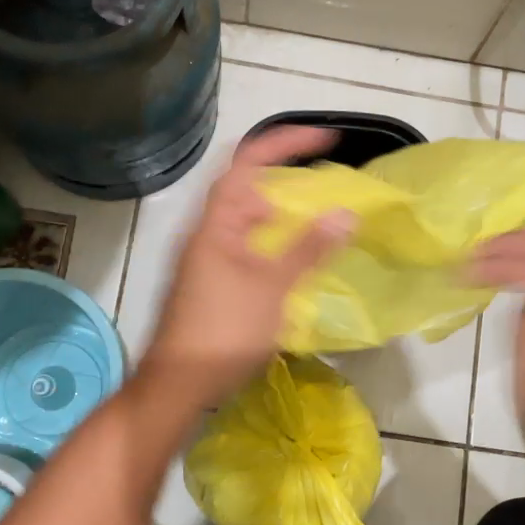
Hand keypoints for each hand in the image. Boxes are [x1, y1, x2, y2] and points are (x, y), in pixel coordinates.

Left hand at [143, 127, 354, 407]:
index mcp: (215, 224)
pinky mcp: (210, 283)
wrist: (178, 385)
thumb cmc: (224, 332)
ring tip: (318, 222)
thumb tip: (345, 213)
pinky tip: (296, 263)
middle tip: (325, 186)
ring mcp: (205, 259)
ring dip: (281, 215)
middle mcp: (206, 233)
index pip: (247, 162)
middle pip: (245, 188)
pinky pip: (245, 247)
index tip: (326, 140)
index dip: (286, 143)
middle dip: (286, 180)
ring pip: (246, 221)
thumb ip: (309, 249)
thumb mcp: (273, 288)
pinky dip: (272, 244)